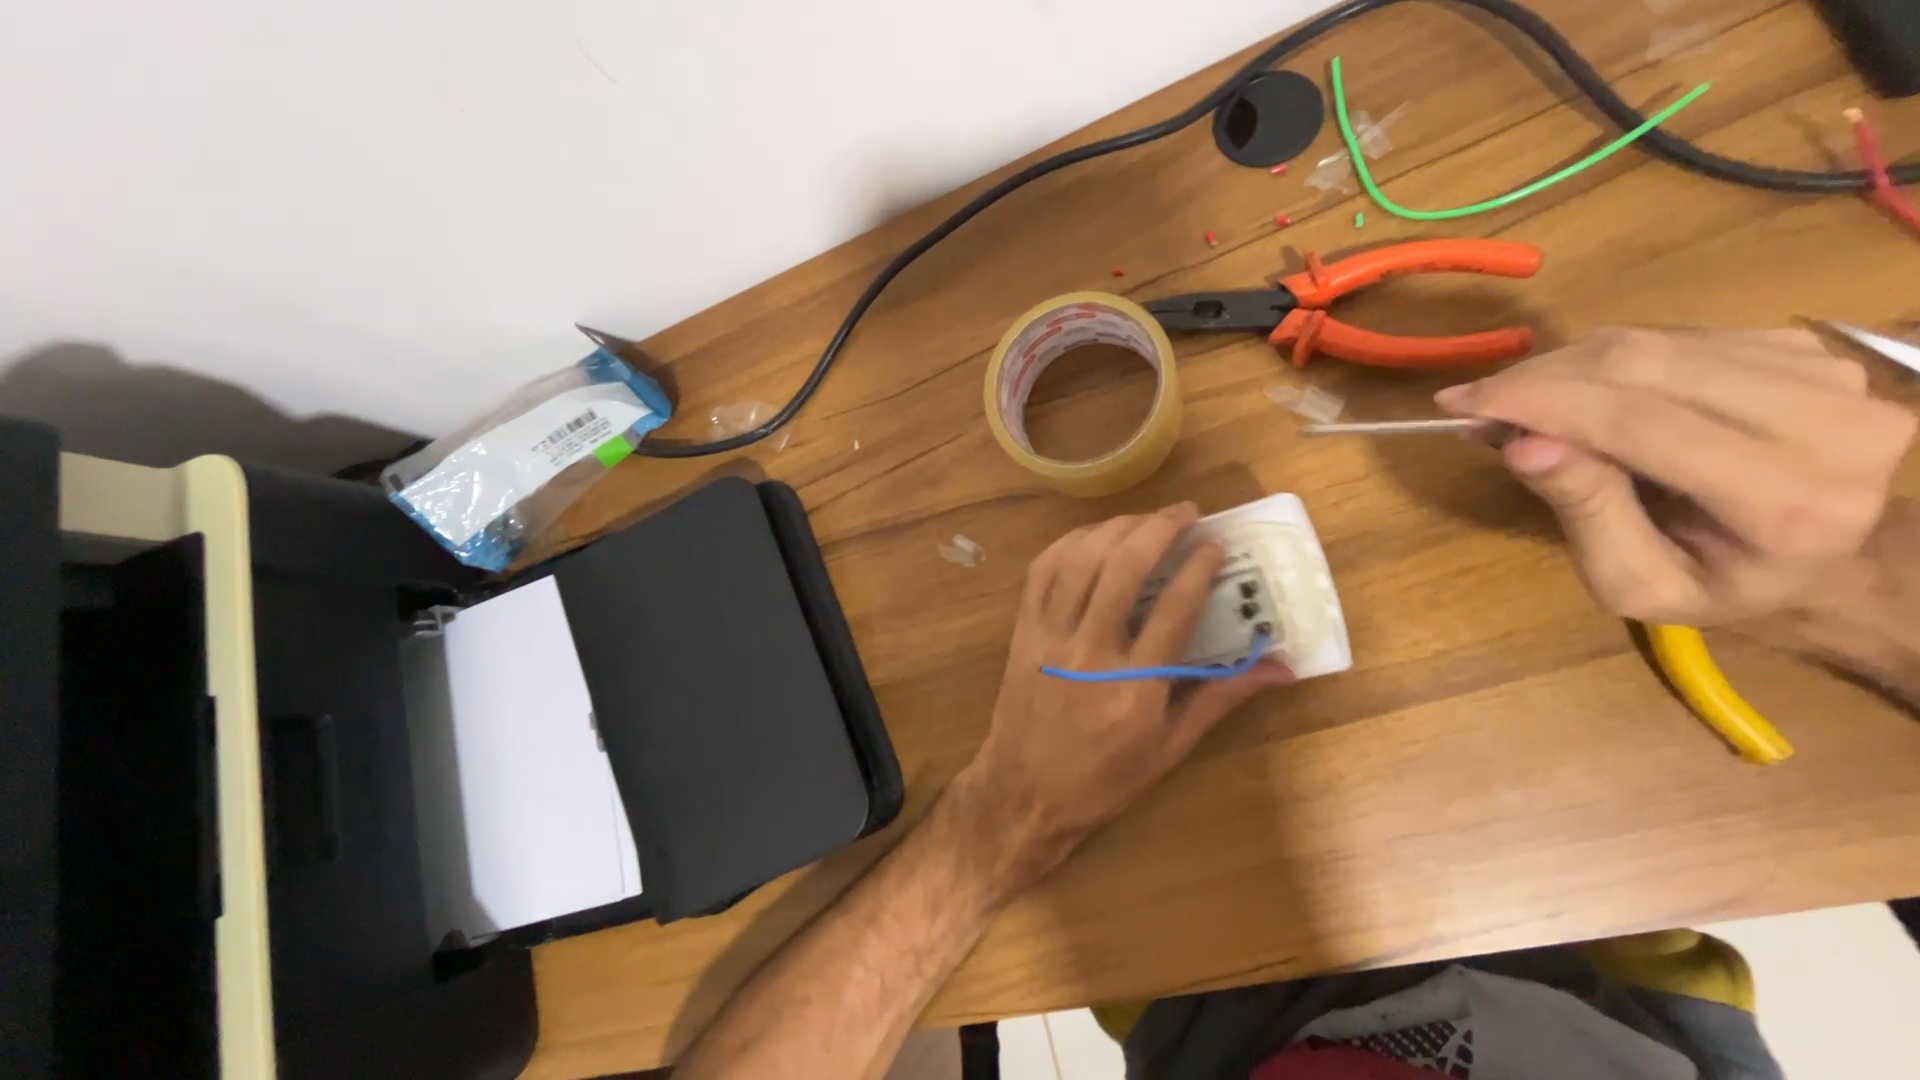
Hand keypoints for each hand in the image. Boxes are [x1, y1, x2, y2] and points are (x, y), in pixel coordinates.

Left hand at [951, 503, 1293, 878]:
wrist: (1024, 794)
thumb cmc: (1104, 779)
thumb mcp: (1170, 747)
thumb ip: (1222, 698)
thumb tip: (1282, 668)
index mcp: (1135, 686)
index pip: (1174, 608)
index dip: (1199, 566)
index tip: (1215, 542)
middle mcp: (1090, 651)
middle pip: (1124, 568)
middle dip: (1158, 528)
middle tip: (1185, 512)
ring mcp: (1049, 637)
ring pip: (1081, 561)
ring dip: (1116, 528)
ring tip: (1145, 519)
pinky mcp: (1022, 632)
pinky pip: (1041, 572)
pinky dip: (1068, 543)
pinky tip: (1093, 536)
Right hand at [1436, 327, 1915, 627]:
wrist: (1821, 562)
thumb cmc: (1712, 584)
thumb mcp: (1632, 582)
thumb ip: (1585, 512)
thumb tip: (1520, 443)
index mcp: (1790, 502)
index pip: (1641, 424)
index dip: (1539, 403)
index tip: (1457, 402)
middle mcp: (1833, 423)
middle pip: (1645, 367)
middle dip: (1539, 378)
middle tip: (1473, 401)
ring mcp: (1828, 373)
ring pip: (1653, 342)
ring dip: (1563, 367)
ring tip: (1517, 403)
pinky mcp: (1807, 348)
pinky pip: (1673, 337)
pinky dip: (1604, 360)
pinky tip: (1579, 393)